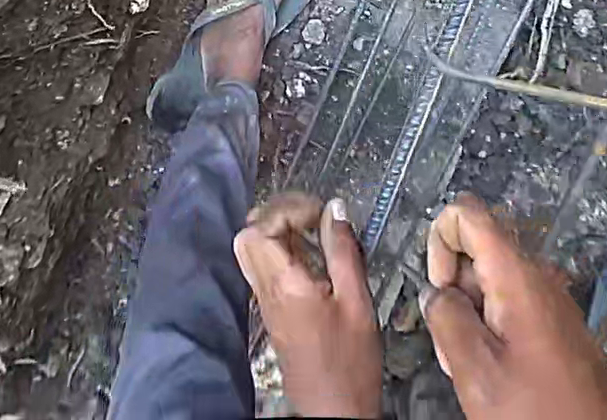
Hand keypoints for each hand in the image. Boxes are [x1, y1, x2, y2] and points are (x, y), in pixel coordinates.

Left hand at [234, 191, 382, 417]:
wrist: (336, 415)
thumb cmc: (350, 365)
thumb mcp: (357, 300)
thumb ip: (343, 250)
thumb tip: (335, 209)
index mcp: (285, 285)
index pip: (263, 226)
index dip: (291, 207)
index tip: (320, 212)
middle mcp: (267, 292)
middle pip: (249, 235)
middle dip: (279, 213)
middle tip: (312, 215)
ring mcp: (267, 303)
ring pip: (254, 250)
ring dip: (281, 230)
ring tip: (315, 232)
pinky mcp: (275, 312)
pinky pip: (268, 266)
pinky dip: (285, 250)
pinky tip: (314, 257)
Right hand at [421, 194, 606, 419]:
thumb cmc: (542, 415)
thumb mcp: (479, 373)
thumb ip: (446, 319)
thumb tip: (434, 293)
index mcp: (516, 273)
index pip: (466, 212)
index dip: (440, 241)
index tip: (441, 290)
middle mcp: (535, 273)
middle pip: (475, 247)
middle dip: (453, 287)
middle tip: (456, 342)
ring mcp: (546, 297)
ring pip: (488, 279)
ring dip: (469, 313)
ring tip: (476, 368)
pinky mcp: (552, 322)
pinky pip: (508, 303)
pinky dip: (490, 328)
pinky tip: (495, 372)